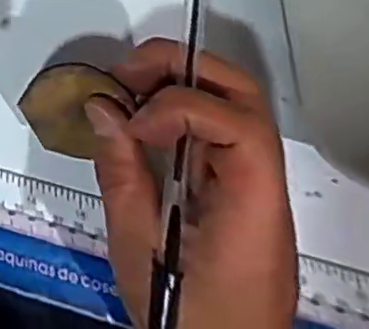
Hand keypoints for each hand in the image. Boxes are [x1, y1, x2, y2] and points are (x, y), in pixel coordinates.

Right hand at [86, 39, 296, 328]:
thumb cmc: (187, 319)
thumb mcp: (139, 250)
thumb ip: (121, 172)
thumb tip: (102, 106)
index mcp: (254, 207)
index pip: (238, 124)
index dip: (180, 107)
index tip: (134, 124)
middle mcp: (266, 185)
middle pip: (241, 94)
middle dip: (181, 66)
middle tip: (129, 74)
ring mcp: (256, 183)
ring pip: (231, 100)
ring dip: (178, 79)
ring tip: (130, 89)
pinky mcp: (238, 186)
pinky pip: (215, 125)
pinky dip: (178, 107)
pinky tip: (143, 118)